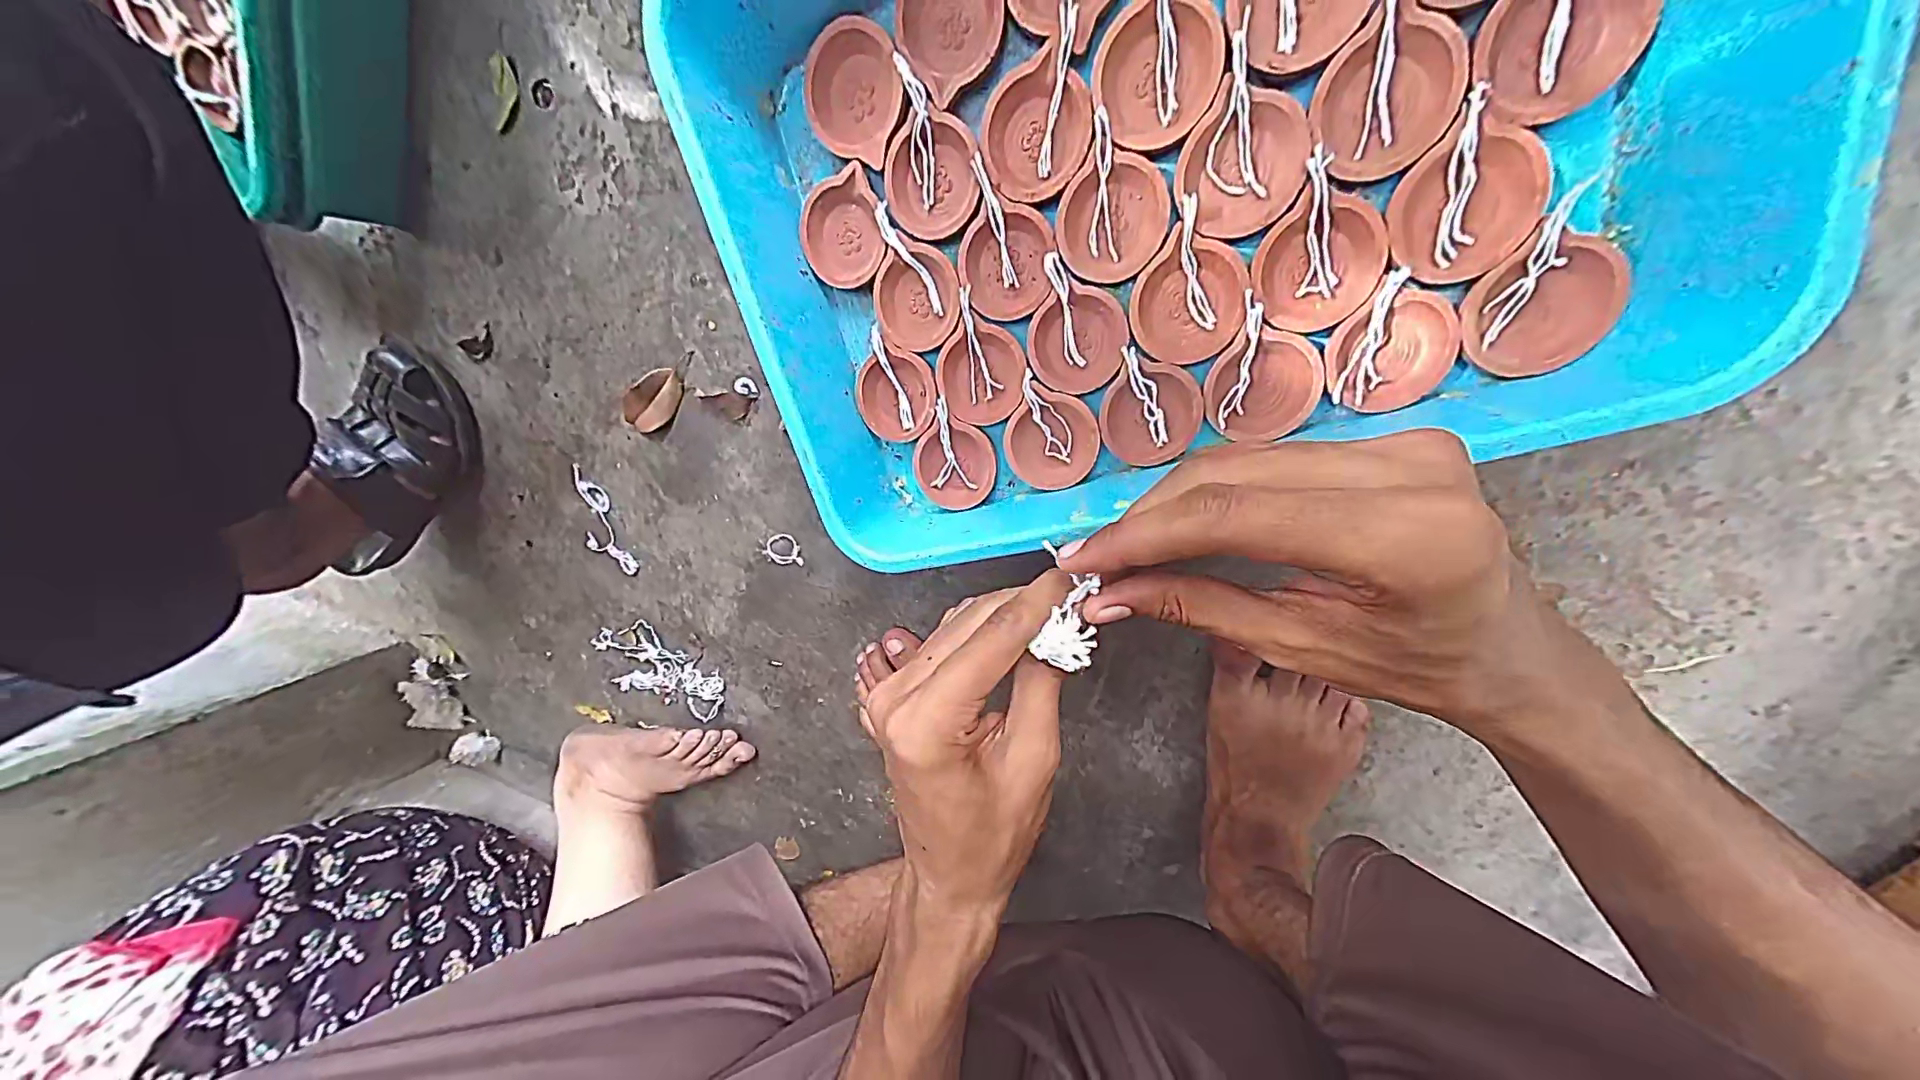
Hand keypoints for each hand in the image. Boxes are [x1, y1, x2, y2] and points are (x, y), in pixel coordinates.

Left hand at [860, 573, 1074, 914]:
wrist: (947, 872)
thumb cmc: (991, 835)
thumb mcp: (1033, 759)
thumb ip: (1041, 682)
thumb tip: (1055, 628)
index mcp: (927, 723)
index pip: (992, 638)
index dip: (1037, 603)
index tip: (1068, 581)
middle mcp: (895, 701)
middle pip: (968, 623)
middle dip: (1022, 604)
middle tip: (1066, 597)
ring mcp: (884, 695)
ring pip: (952, 626)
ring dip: (1000, 615)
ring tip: (1045, 615)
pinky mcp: (888, 695)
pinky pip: (935, 643)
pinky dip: (972, 632)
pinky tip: (1003, 630)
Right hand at [1057, 430, 1613, 736]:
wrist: (1510, 647)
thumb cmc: (1418, 668)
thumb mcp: (1301, 646)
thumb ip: (1199, 608)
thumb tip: (1109, 596)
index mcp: (1402, 535)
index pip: (1234, 514)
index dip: (1144, 534)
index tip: (1086, 559)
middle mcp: (1407, 466)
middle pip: (1231, 472)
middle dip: (1151, 515)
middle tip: (1100, 555)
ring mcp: (1402, 441)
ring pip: (1244, 456)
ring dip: (1175, 500)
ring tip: (1132, 541)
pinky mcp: (1388, 437)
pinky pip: (1272, 456)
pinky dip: (1215, 488)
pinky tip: (1182, 518)